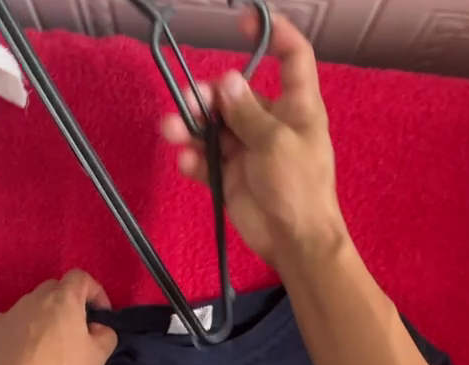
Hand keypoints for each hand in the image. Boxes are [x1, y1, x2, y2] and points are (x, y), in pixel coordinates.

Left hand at [0, 270, 118, 364]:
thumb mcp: (98, 357)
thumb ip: (107, 335)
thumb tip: (98, 328)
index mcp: (64, 298)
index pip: (81, 277)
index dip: (95, 291)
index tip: (100, 313)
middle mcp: (36, 297)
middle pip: (55, 288)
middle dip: (68, 302)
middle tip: (75, 327)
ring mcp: (12, 310)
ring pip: (33, 304)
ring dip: (44, 315)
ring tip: (48, 342)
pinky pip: (13, 320)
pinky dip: (22, 328)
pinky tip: (24, 348)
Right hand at [159, 12, 347, 266]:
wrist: (293, 239)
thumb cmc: (298, 186)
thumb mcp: (276, 141)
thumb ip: (248, 112)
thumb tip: (228, 82)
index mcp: (295, 105)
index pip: (291, 57)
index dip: (273, 33)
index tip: (244, 21)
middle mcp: (269, 123)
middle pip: (235, 95)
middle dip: (209, 96)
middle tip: (188, 103)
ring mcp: (247, 151)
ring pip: (214, 128)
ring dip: (191, 126)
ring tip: (170, 129)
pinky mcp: (230, 178)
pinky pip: (206, 161)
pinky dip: (194, 159)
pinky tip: (186, 162)